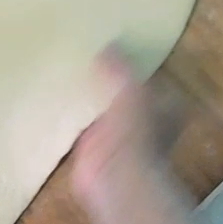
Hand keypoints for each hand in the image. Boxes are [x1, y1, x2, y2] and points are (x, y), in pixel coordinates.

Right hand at [69, 49, 181, 217]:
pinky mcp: (92, 154)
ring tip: (69, 78)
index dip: (134, 68)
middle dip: (108, 86)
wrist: (116, 179)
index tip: (115, 52)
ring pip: (102, 115)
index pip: (150, 79)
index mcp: (164, 106)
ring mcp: (117, 140)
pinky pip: (81, 131)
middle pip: (124, 98)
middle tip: (87, 62)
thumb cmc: (134, 133)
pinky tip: (58, 105)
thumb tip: (108, 44)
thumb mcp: (131, 89)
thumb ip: (120, 68)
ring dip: (89, 104)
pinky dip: (71, 121)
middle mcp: (144, 124)